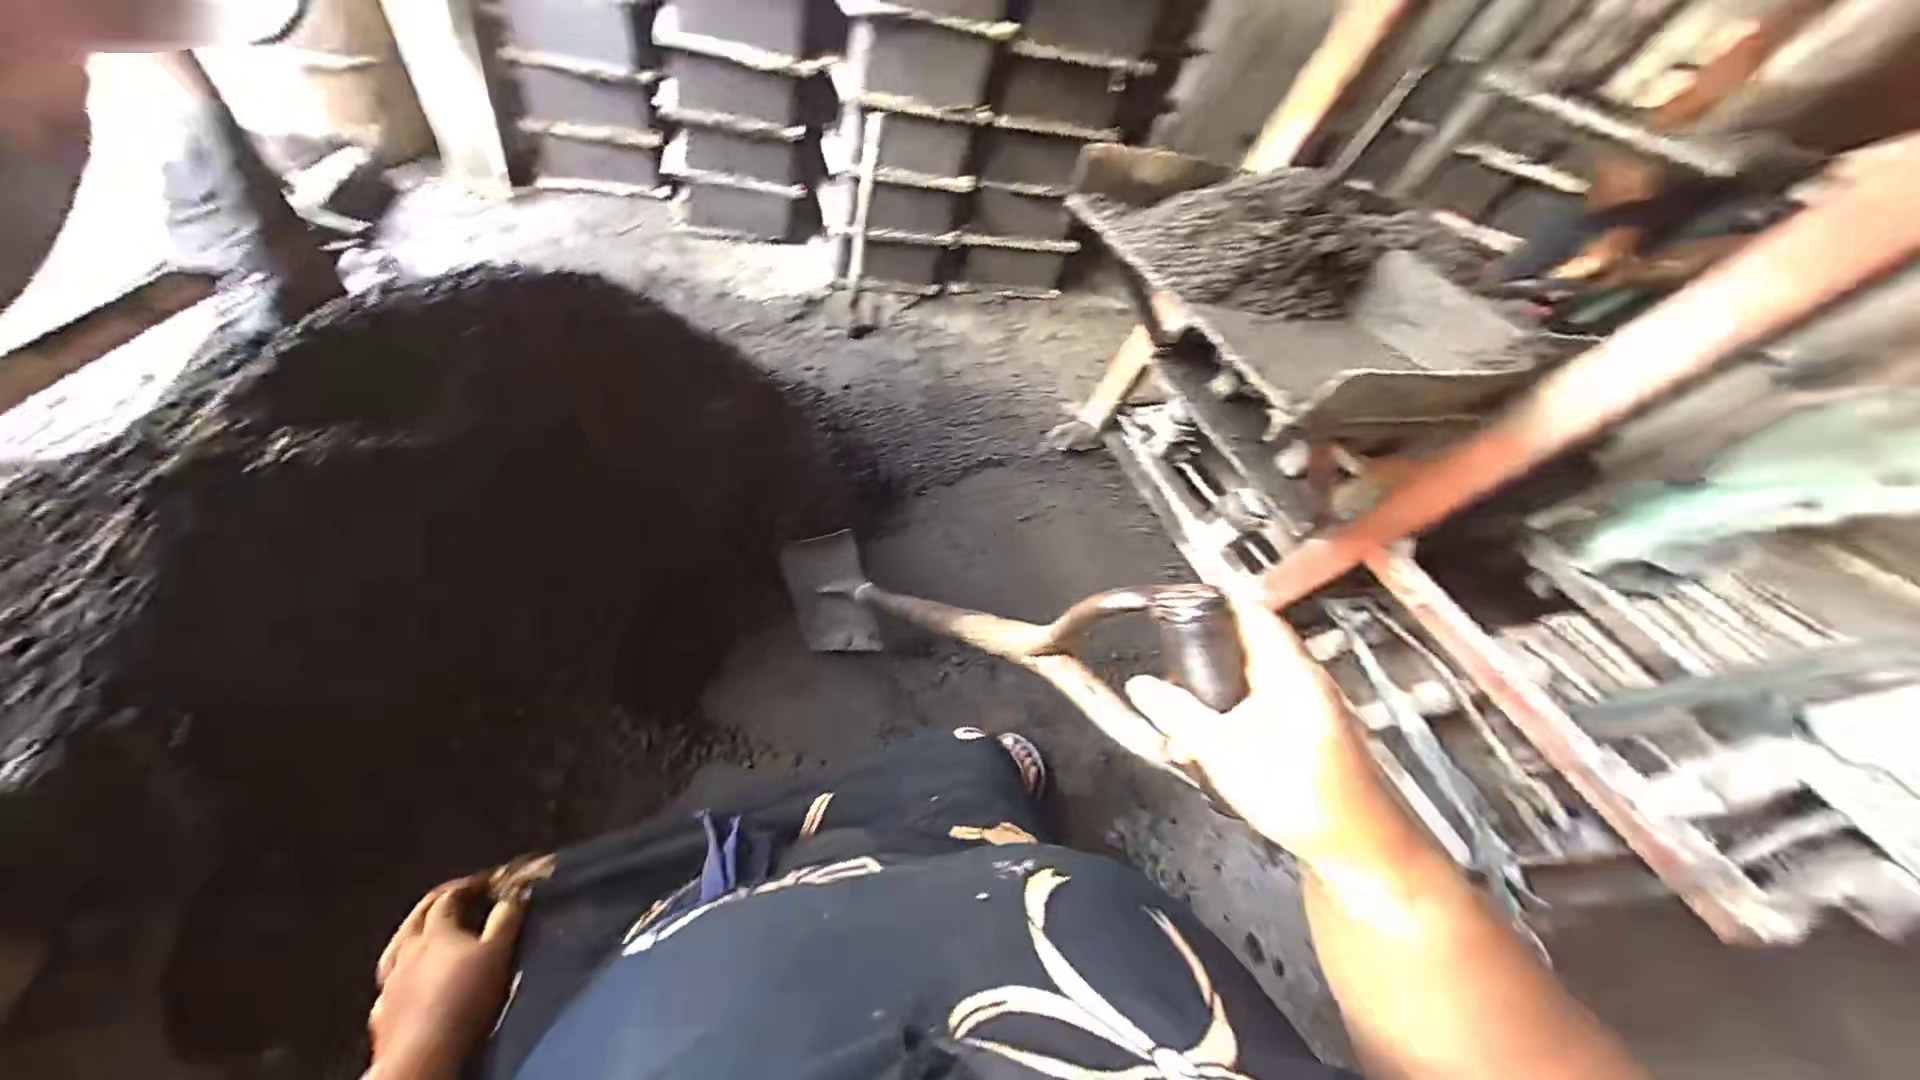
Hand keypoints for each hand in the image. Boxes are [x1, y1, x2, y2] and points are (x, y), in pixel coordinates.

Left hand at [367, 876, 525, 1079]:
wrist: (422, 1057)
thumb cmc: (466, 998)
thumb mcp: (498, 951)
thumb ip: (507, 918)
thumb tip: (517, 891)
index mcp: (436, 934)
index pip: (449, 899)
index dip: (469, 885)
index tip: (490, 880)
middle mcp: (408, 953)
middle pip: (417, 916)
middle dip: (439, 900)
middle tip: (459, 893)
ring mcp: (390, 985)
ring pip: (396, 948)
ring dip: (413, 931)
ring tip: (427, 928)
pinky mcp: (382, 1013)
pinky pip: (389, 982)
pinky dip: (403, 970)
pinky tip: (409, 978)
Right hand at [1126, 588, 1394, 868]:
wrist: (1361, 850)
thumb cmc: (1298, 796)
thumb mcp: (1223, 752)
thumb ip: (1178, 714)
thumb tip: (1140, 684)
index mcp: (1290, 672)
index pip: (1254, 612)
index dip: (1217, 599)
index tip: (1181, 601)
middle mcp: (1306, 678)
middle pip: (1250, 640)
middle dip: (1209, 645)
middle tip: (1173, 655)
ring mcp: (1313, 702)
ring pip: (1256, 673)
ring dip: (1219, 682)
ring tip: (1188, 705)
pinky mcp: (1311, 727)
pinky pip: (1265, 697)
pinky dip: (1236, 705)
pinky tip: (1216, 737)